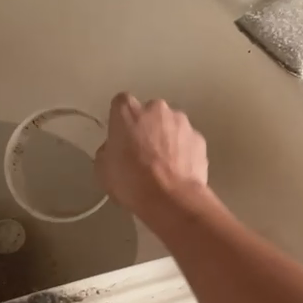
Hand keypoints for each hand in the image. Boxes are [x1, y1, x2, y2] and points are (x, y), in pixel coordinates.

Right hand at [96, 94, 211, 215]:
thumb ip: (108, 149)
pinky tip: (178, 171)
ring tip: (163, 165)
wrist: (171, 199)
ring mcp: (182, 122)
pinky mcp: (199, 139)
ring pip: (171, 125)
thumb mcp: (103, 168)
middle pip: (149, 112)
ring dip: (166, 138)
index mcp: (128, 111)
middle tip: (142, 152)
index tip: (121, 135)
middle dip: (146, 127)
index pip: (121, 103)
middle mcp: (156, 109)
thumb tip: (115, 148)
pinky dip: (183, 151)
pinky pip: (187, 141)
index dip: (121, 119)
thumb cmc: (131, 181)